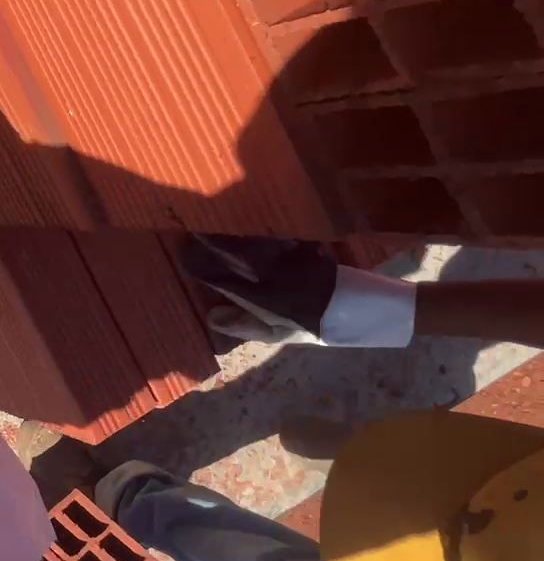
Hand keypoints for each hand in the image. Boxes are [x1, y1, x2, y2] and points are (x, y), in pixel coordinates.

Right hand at [178, 234, 414, 347]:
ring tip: (215, 226)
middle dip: (210, 242)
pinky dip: (264, 233)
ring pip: (254, 242)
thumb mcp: (287, 334)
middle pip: (234, 252)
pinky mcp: (307, 253)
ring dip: (233, 234)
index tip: (180, 254)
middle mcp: (274, 273)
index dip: (198, 265)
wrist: (380, 311)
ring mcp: (292, 260)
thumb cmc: (328, 327)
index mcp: (265, 294)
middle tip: (190, 232)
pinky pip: (280, 238)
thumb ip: (250, 326)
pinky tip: (255, 227)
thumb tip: (211, 316)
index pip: (221, 276)